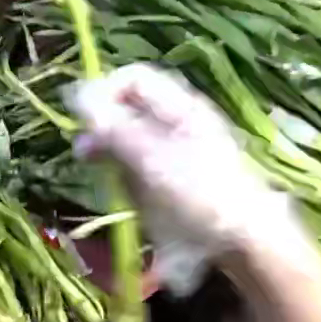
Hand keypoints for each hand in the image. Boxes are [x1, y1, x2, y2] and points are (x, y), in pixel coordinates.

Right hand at [68, 64, 316, 292]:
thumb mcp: (153, 157)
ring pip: (122, 132)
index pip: (133, 78)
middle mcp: (172, 122)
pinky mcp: (161, 177)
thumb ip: (114, 127)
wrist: (242, 243)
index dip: (105, 88)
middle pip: (125, 104)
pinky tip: (108, 178)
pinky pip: (128, 160)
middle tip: (85, 142)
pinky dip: (113, 165)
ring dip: (103, 143)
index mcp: (180, 107)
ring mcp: (167, 149)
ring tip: (90, 160)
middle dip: (100, 119)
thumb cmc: (201, 192)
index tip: (84, 114)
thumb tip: (78, 100)